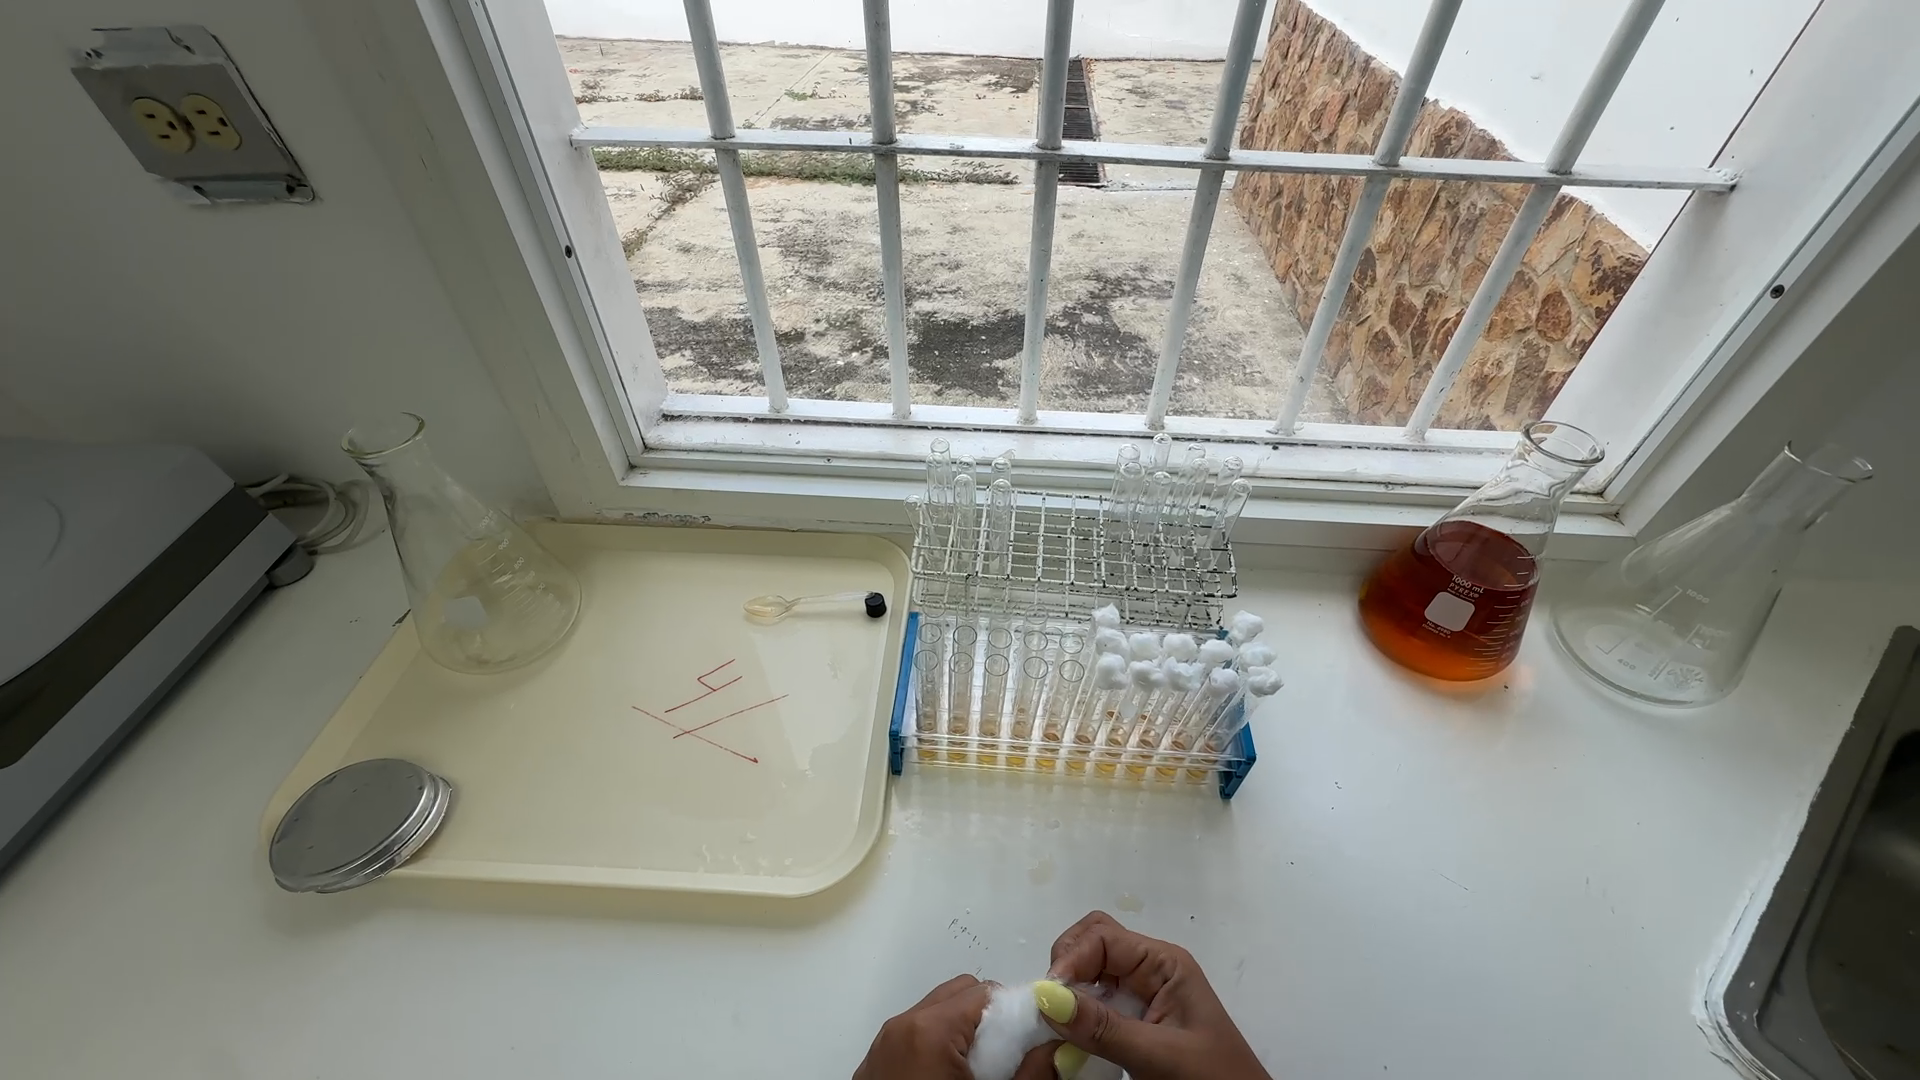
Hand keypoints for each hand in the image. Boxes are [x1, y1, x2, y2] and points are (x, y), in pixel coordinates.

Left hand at [851, 975, 1057, 1079]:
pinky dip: (935, 1047)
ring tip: (978, 1075)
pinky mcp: (871, 1069)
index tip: (1031, 1041)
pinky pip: (911, 1036)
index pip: (985, 992)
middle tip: (1007, 1059)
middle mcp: (900, 1027)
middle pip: (958, 993)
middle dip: (989, 1018)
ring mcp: (881, 1047)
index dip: (1014, 1012)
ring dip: (961, 1032)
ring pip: (934, 1013)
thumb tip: (1058, 1045)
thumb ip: (1033, 1073)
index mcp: (930, 1031)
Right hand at [1036, 911, 1270, 1079]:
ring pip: (1091, 972)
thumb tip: (1045, 997)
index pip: (1102, 936)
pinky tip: (1069, 1038)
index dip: (1070, 958)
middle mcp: (1150, 970)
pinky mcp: (1136, 1022)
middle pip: (1093, 943)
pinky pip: (1097, 1003)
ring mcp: (1142, 995)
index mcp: (1163, 963)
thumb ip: (1103, 1029)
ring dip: (1068, 990)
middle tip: (1047, 1005)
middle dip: (1065, 965)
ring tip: (1053, 1022)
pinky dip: (1077, 1015)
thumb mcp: (1159, 1057)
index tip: (1046, 996)